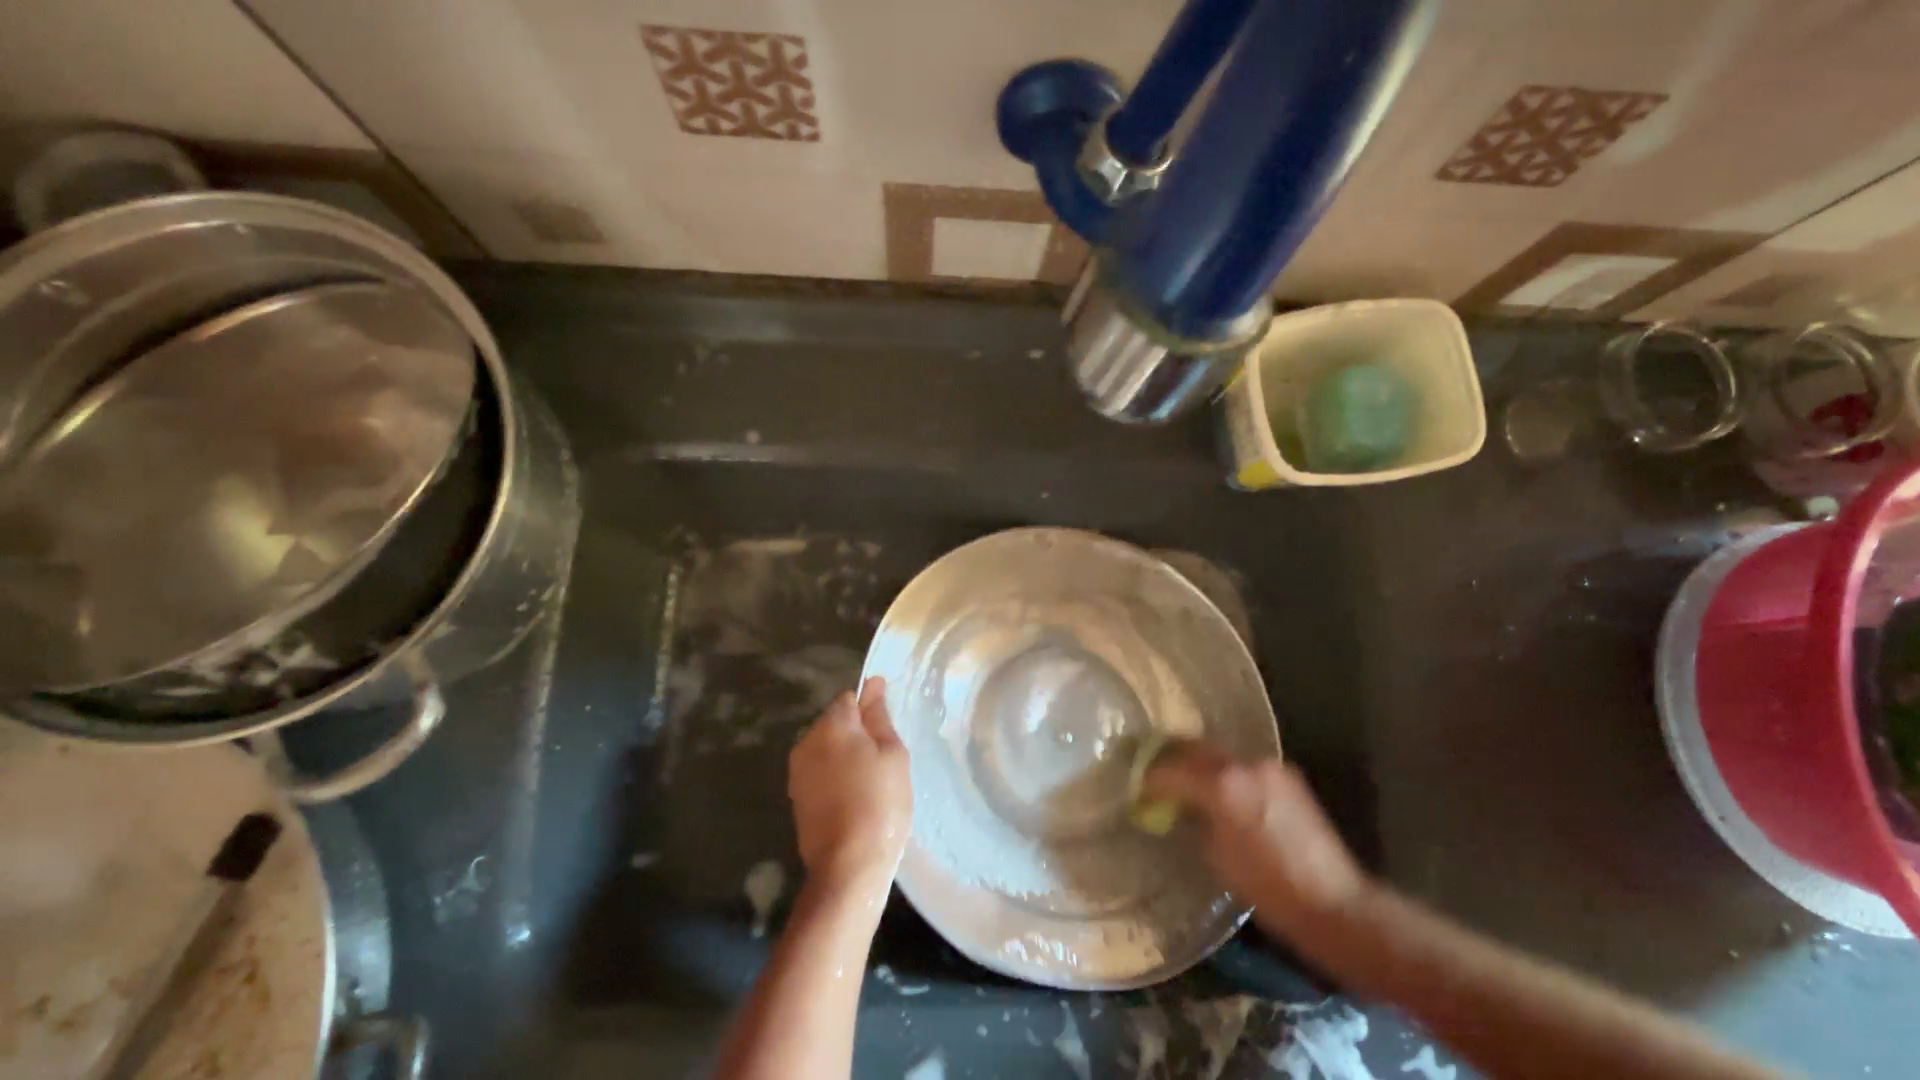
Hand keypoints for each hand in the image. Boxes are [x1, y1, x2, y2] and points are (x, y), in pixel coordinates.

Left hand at [788, 677, 912, 900]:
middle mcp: (806, 742)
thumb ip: (880, 718)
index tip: (889, 727)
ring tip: (873, 782)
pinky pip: (820, 773)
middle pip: (835, 723)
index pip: (850, 699)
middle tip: (886, 759)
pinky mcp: (796, 797)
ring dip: (846, 756)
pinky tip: (855, 798)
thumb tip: (873, 686)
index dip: (871, 708)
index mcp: (832, 726)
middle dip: (858, 733)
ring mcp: (797, 772)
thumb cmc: (880, 804)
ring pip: (826, 749)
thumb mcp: (893, 756)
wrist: (848, 865)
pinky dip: (836, 777)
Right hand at [1144, 742, 1367, 929]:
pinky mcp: (1288, 778)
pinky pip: (1244, 766)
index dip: (1150, 779)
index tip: (1137, 789)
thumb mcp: (1216, 855)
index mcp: (1223, 784)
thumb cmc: (1267, 887)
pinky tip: (1217, 791)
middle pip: (1197, 748)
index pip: (1172, 769)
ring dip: (1199, 763)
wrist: (1332, 903)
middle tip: (1154, 776)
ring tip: (1182, 782)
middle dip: (1172, 759)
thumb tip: (1182, 809)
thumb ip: (1195, 820)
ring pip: (1222, 753)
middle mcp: (1246, 765)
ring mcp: (1271, 767)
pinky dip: (1225, 772)